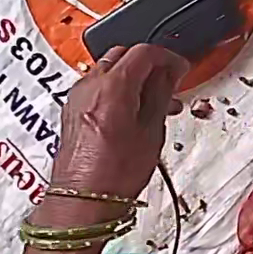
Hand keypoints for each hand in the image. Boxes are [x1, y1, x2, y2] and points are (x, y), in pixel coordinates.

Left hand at [49, 43, 187, 201]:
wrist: (84, 200)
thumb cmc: (114, 174)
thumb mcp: (151, 131)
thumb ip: (161, 93)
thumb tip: (168, 73)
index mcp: (113, 87)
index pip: (144, 52)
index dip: (168, 57)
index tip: (180, 68)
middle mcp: (90, 86)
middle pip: (124, 55)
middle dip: (149, 64)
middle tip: (169, 82)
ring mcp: (77, 97)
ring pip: (109, 70)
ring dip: (133, 78)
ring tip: (154, 102)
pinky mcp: (72, 109)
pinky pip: (97, 87)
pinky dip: (117, 90)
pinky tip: (132, 111)